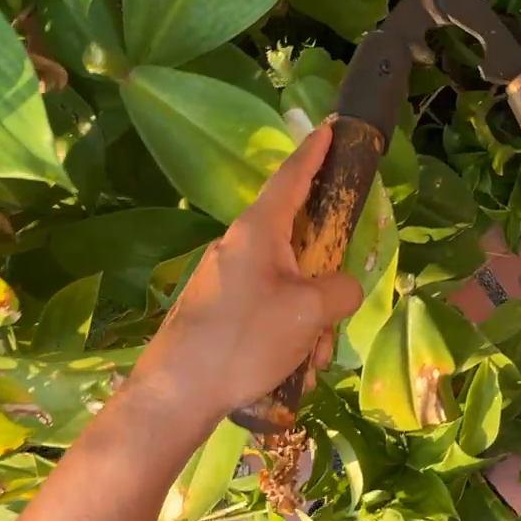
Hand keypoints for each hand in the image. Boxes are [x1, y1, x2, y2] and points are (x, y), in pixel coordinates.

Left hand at [132, 124, 363, 421]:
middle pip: (299, 247)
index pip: (291, 179)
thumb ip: (341, 290)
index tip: (327, 128)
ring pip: (288, 288)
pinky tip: (288, 370)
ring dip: (309, 323)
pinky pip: (268, 311)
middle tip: (332, 324)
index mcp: (257, 232)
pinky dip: (287, 336)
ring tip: (308, 362)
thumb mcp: (309, 313)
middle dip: (325, 286)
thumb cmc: (245, 339)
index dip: (313, 154)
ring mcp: (226, 281)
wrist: (177, 393)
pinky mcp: (218, 312)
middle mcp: (238, 248)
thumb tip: (342, 288)